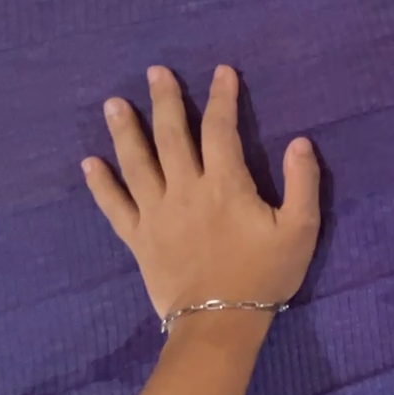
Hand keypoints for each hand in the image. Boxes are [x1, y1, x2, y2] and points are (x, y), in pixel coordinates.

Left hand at [83, 65, 320, 328]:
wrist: (220, 322)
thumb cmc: (267, 271)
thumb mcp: (301, 228)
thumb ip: (303, 183)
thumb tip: (300, 142)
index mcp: (226, 186)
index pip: (221, 130)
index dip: (222, 98)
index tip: (222, 72)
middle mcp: (185, 192)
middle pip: (172, 138)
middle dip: (165, 102)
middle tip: (155, 72)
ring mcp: (156, 214)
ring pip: (136, 164)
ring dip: (125, 131)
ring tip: (114, 103)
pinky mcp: (139, 238)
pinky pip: (114, 204)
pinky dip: (101, 182)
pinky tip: (90, 162)